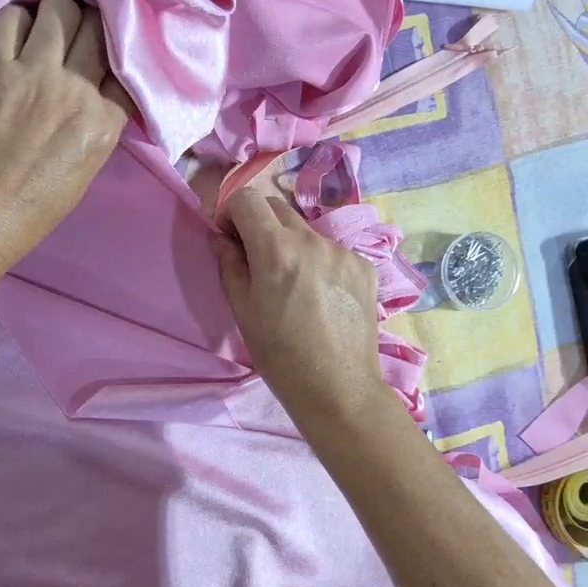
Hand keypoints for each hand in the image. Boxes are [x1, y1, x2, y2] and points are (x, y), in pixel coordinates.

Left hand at [0, 0, 134, 274]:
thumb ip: (97, 124)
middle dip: (88, 25)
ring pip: (59, 8)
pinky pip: (12, 15)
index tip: (103, 54)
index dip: (115, 52)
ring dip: (53, 14)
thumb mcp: (85, 170)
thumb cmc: (29, 211)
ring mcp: (32, 73)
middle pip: (97, 26)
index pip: (126, 64)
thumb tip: (96, 88)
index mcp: (104, 123)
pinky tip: (10, 38)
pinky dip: (16, 19)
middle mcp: (76, 91)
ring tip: (41, 31)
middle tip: (72, 36)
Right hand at [214, 190, 388, 421]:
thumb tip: (222, 238)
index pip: (247, 198)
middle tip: (255, 260)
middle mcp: (313, 240)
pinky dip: (319, 263)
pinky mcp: (365, 267)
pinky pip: (332, 252)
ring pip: (307, 231)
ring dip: (291, 245)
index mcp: (276, 249)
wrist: (337, 388)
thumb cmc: (280, 356)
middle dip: (260, 225)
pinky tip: (320, 298)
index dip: (231, 212)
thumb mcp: (243, 311)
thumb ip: (230, 265)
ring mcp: (343, 251)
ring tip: (293, 286)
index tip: (230, 238)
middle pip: (278, 208)